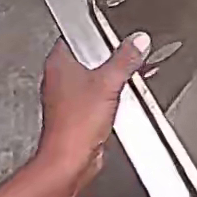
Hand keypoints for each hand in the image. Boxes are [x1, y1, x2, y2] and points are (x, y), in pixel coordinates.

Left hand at [33, 34, 148, 193]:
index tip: (117, 36)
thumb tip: (137, 42)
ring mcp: (67, 96)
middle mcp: (59, 77)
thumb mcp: (108, 83)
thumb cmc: (75, 125)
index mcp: (59, 62)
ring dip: (112, 78)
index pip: (78, 36)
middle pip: (89, 57)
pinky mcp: (76, 114)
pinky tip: (123, 100)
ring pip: (94, 78)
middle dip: (111, 58)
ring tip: (130, 78)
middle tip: (129, 58)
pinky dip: (110, 96)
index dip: (99, 34)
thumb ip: (125, 60)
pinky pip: (97, 97)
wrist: (69, 162)